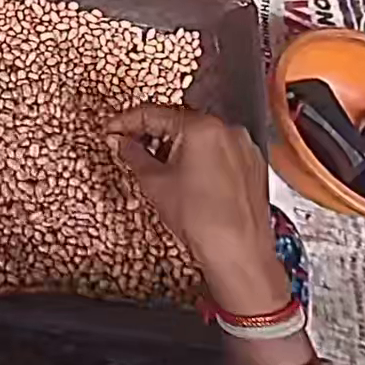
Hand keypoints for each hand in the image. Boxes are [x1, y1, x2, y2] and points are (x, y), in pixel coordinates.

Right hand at [105, 106, 293, 317]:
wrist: (237, 251)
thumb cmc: (200, 218)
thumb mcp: (154, 182)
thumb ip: (133, 155)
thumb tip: (122, 142)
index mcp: (202, 128)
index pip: (154, 113)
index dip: (126, 121)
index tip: (112, 128)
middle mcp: (227, 130)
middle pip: (178, 122)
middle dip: (150, 134)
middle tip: (127, 146)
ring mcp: (243, 147)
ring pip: (198, 137)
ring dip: (173, 146)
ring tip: (154, 166)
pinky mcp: (251, 164)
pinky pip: (217, 151)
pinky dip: (196, 157)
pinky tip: (182, 176)